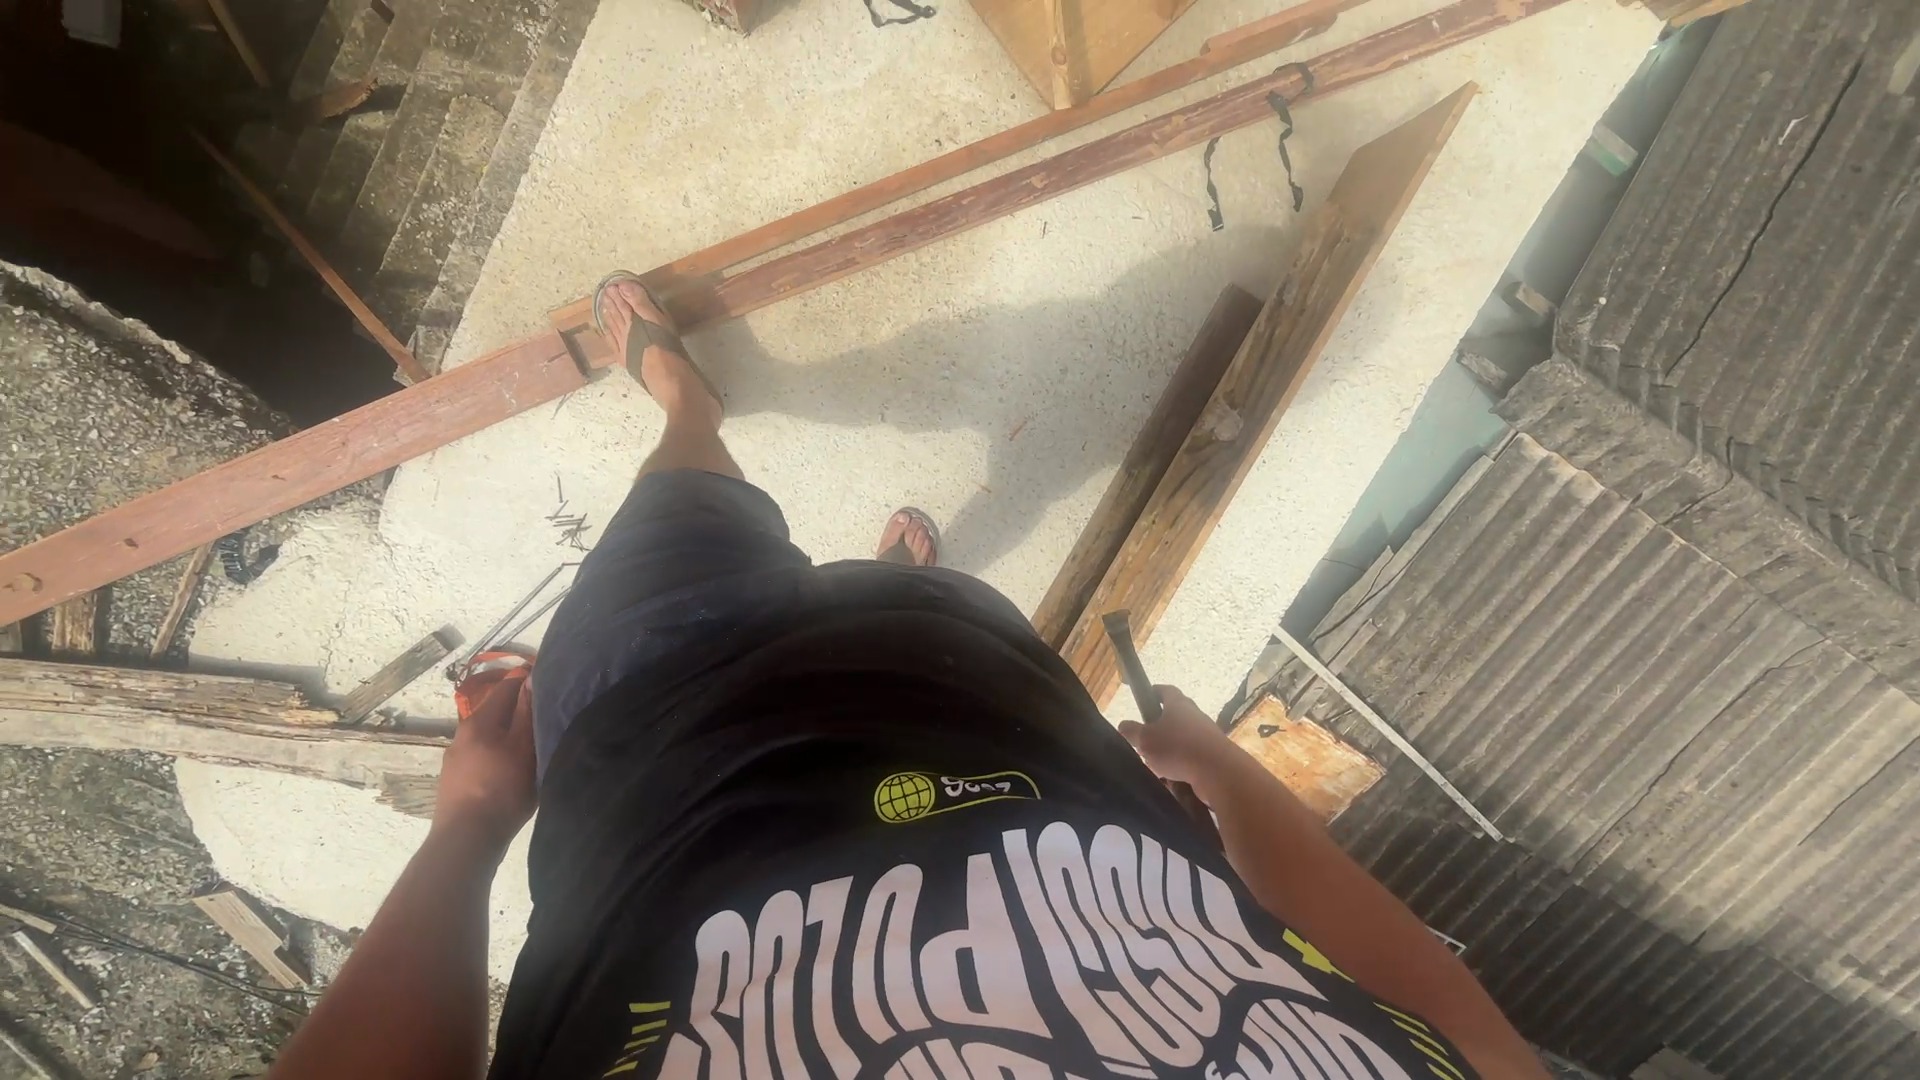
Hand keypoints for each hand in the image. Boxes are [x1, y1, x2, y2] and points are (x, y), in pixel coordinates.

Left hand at [433, 669, 536, 850]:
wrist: (466, 841)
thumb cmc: (502, 789)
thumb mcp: (525, 747)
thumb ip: (527, 712)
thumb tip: (530, 679)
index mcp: (479, 722)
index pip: (506, 686)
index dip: (529, 682)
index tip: (553, 687)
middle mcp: (462, 735)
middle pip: (496, 711)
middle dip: (520, 710)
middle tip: (549, 717)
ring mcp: (455, 759)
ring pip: (489, 734)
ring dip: (510, 733)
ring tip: (534, 743)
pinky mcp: (455, 781)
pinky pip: (482, 754)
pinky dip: (500, 752)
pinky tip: (513, 768)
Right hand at [1118, 686, 1240, 794]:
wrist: (1219, 773)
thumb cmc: (1178, 748)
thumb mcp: (1146, 739)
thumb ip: (1132, 731)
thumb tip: (1124, 725)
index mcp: (1178, 705)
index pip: (1166, 690)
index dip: (1155, 691)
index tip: (1146, 695)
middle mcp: (1195, 716)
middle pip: (1175, 716)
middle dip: (1160, 727)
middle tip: (1145, 737)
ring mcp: (1207, 736)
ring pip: (1182, 740)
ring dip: (1170, 750)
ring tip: (1155, 765)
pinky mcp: (1213, 756)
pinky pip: (1191, 758)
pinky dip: (1180, 766)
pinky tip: (1171, 780)